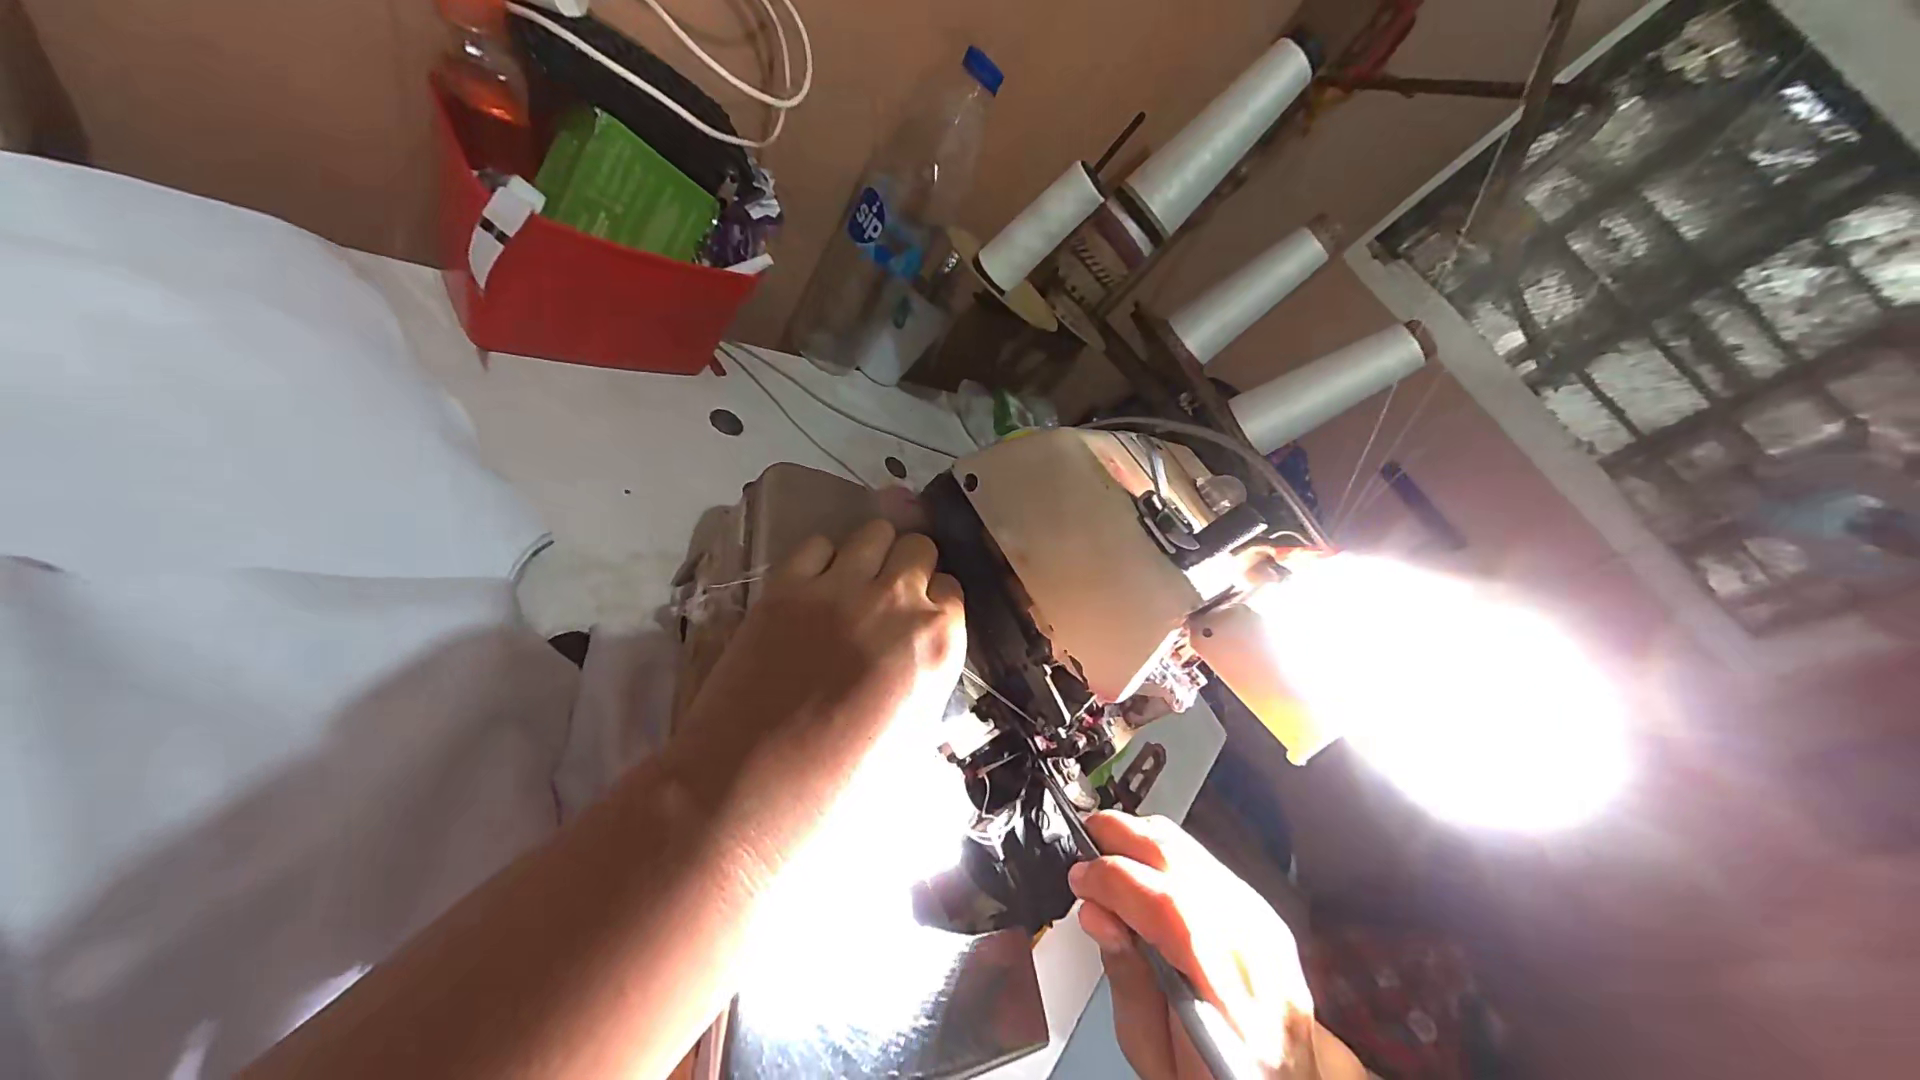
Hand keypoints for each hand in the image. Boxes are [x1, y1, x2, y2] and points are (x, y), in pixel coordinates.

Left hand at [679, 520, 965, 866]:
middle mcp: (895, 602)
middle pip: (917, 547)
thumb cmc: (842, 786)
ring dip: (871, 553)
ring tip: (855, 582)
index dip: (935, 602)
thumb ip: (927, 681)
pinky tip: (815, 588)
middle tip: (888, 596)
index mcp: (936, 644)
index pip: (952, 588)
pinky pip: (817, 544)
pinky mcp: (785, 586)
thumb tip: (918, 656)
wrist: (748, 790)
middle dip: (909, 567)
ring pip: (872, 533)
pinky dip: (822, 559)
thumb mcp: (915, 740)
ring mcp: (838, 588)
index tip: (919, 618)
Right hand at [1070, 812, 1358, 1079]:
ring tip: (1106, 847)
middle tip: (1084, 843)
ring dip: (1142, 837)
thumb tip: (1095, 912)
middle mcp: (1258, 957)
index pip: (1171, 910)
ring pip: (1194, 852)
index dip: (1116, 880)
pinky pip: (1205, 861)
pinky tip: (1140, 859)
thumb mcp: (1151, 1051)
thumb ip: (1124, 977)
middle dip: (1123, 838)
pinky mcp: (1263, 914)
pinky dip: (1165, 849)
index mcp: (1231, 1006)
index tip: (1080, 877)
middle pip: (1184, 865)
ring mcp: (1266, 930)